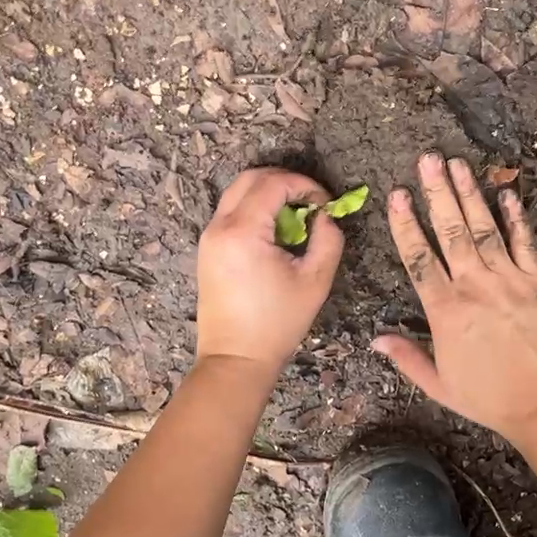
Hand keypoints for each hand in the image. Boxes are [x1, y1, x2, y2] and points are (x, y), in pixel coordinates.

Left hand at [195, 167, 343, 371]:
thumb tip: (326, 216)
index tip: (326, 203)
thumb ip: (328, 240)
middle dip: (285, 181)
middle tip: (311, 201)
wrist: (235, 358)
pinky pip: (231, 212)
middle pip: (250, 178)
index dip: (305, 185)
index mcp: (243, 231)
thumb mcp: (316, 281)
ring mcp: (209, 237)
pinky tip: (276, 234)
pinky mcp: (207, 249)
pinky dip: (255, 210)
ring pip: (238, 192)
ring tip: (296, 218)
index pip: (274, 184)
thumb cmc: (277, 323)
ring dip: (269, 194)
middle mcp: (219, 227)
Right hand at [373, 153, 536, 439]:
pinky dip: (516, 218)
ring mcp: (509, 281)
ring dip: (470, 194)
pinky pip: (525, 244)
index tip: (398, 195)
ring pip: (484, 229)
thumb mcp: (439, 385)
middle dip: (438, 192)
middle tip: (428, 159)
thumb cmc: (489, 398)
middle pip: (451, 231)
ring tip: (459, 164)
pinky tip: (507, 193)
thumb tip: (375, 338)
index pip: (419, 259)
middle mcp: (475, 287)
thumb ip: (407, 357)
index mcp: (446, 311)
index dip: (406, 225)